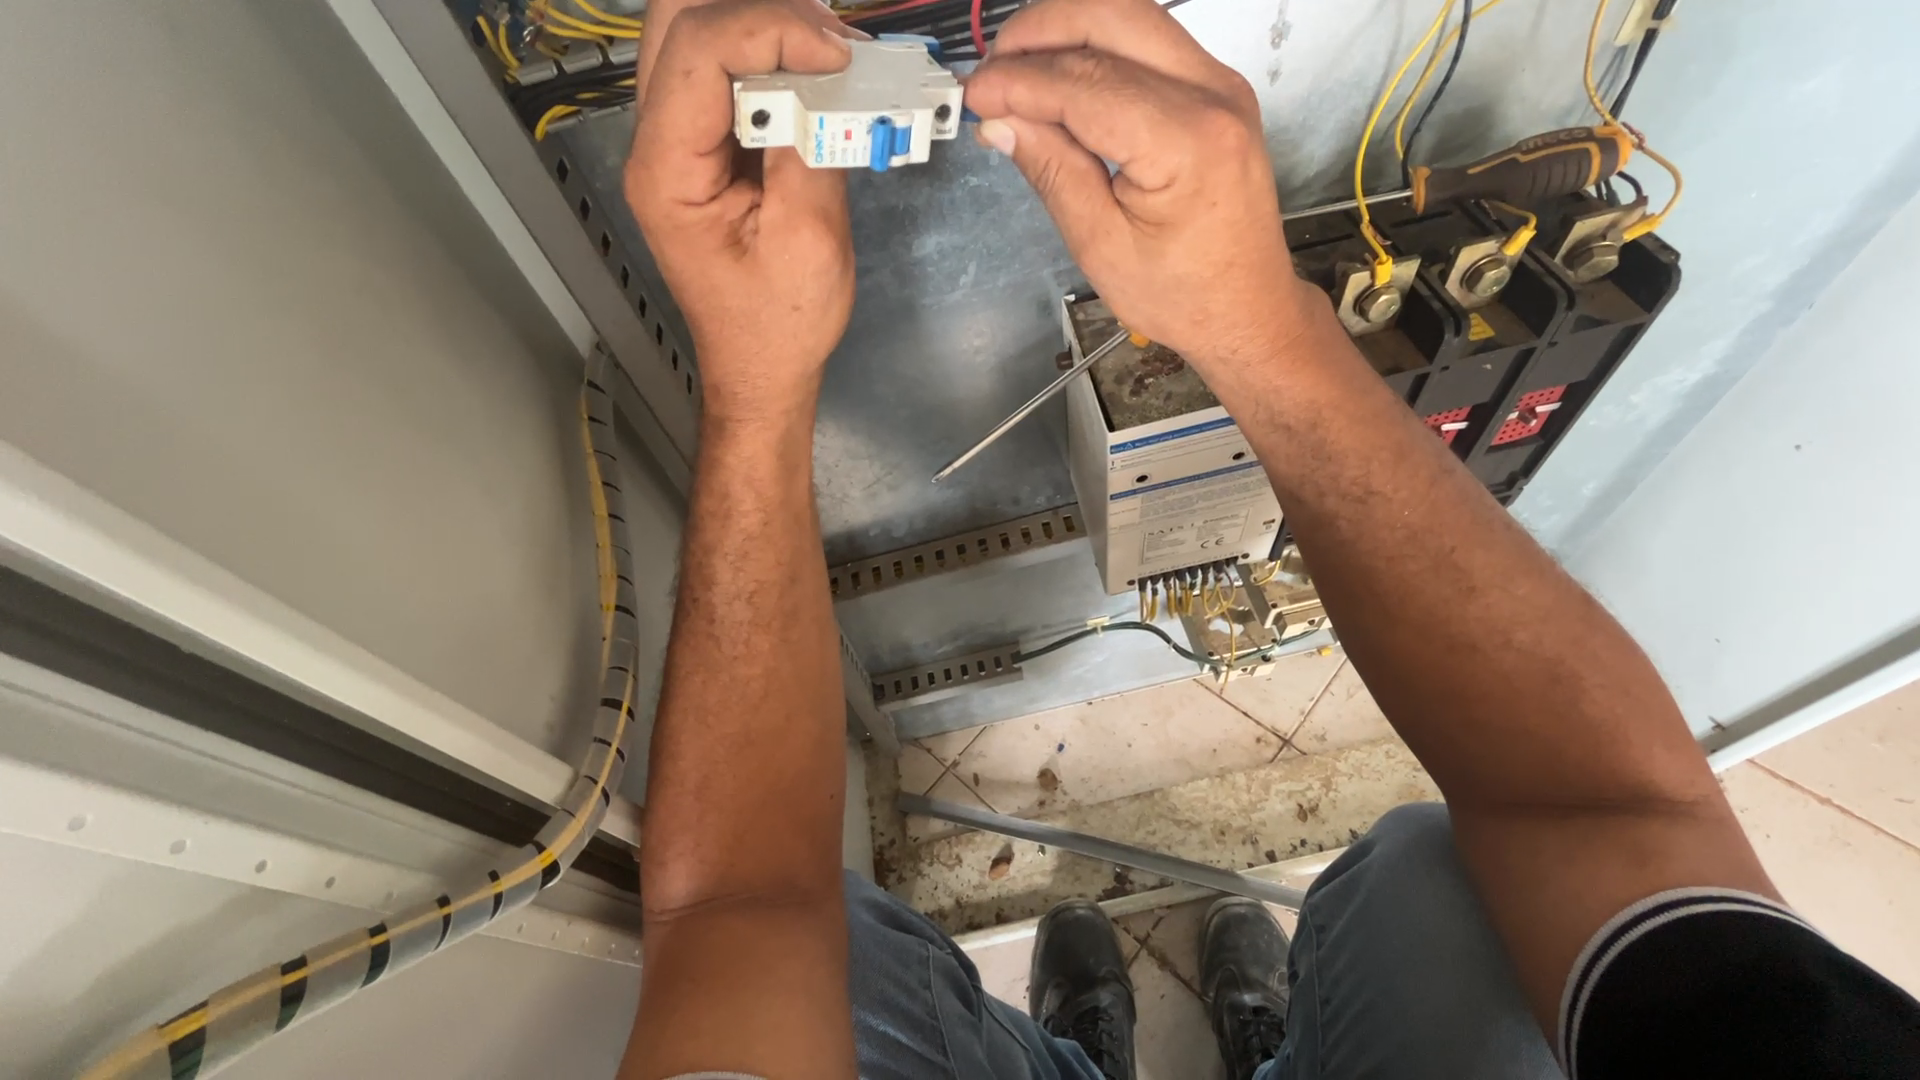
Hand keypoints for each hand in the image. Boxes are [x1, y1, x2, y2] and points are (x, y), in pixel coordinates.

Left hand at [625, 0, 858, 422]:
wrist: (761, 368)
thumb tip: (828, 80)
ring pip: (694, 37)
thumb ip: (813, 147)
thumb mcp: (810, 239)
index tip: (842, 55)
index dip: (775, 28)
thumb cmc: (782, 323)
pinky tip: (808, 78)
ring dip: (760, 30)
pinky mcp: (699, 152)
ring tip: (824, 54)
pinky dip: (764, 61)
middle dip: (759, 14)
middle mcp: (655, 144)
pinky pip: (719, 75)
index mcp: (667, 170)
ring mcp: (672, 145)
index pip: (702, 49)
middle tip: (829, 42)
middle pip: (679, 19)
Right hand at [963, 0, 1316, 376]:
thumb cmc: (1183, 295)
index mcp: (1186, 143)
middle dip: (1040, 32)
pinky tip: (1060, 79)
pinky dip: (1097, 49)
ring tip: (1016, 69)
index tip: (975, 94)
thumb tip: (1003, 122)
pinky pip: (1149, 43)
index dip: (1019, 82)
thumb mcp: (1102, 247)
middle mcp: (1213, 96)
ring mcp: (1220, 86)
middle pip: (1112, 18)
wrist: (1244, 308)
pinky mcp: (1215, 91)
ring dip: (1067, 30)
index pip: (1085, 84)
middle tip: (990, 67)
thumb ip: (1054, 173)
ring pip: (1132, 18)